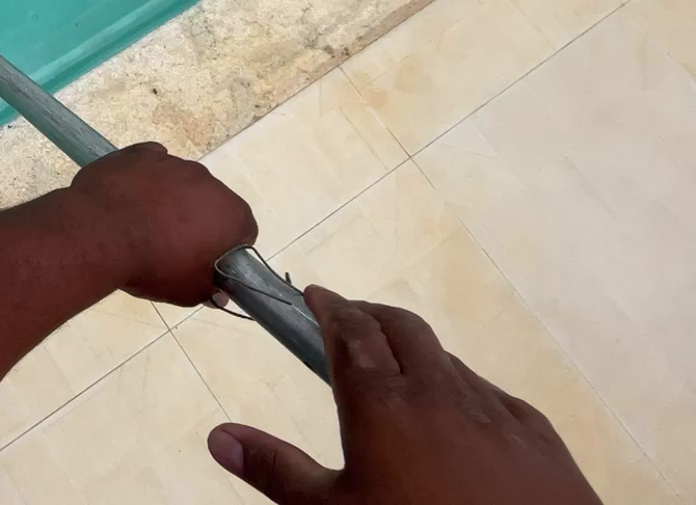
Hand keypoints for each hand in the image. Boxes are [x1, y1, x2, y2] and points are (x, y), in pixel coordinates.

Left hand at [67, 142, 255, 305]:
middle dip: (195, 218)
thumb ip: (210, 289)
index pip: (241, 229)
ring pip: (177, 180)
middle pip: (208, 201)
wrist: (97, 233)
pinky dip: (143, 175)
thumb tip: (217, 292)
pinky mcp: (136, 153)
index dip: (224, 246)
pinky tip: (130, 192)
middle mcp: (205, 179)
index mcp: (230, 212)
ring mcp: (169, 162)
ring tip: (141, 218)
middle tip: (170, 240)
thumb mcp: (189, 291)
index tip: (203, 258)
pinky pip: (148, 162)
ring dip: (167, 195)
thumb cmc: (151, 264)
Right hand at [207, 288, 603, 504]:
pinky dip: (466, 388)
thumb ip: (276, 468)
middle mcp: (436, 392)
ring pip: (448, 359)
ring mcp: (498, 417)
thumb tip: (216, 436)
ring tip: (398, 371)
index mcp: (379, 399)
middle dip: (370, 314)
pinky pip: (499, 396)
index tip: (312, 295)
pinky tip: (464, 415)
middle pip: (401, 326)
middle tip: (347, 322)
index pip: (348, 327)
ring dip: (415, 351)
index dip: (327, 305)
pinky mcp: (547, 447)